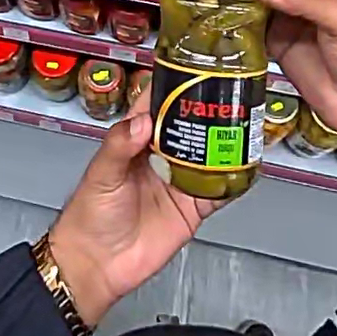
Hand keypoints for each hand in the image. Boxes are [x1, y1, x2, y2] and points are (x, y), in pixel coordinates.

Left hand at [48, 90, 223, 328]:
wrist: (96, 265)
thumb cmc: (89, 214)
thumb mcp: (101, 173)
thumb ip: (119, 145)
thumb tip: (142, 121)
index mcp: (136, 139)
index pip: (156, 104)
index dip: (172, 86)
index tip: (192, 69)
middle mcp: (160, 154)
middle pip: (188, 125)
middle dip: (207, 110)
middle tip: (228, 93)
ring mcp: (178, 180)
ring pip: (208, 153)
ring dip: (224, 140)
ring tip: (243, 122)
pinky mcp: (192, 207)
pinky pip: (218, 190)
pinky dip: (234, 179)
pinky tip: (247, 165)